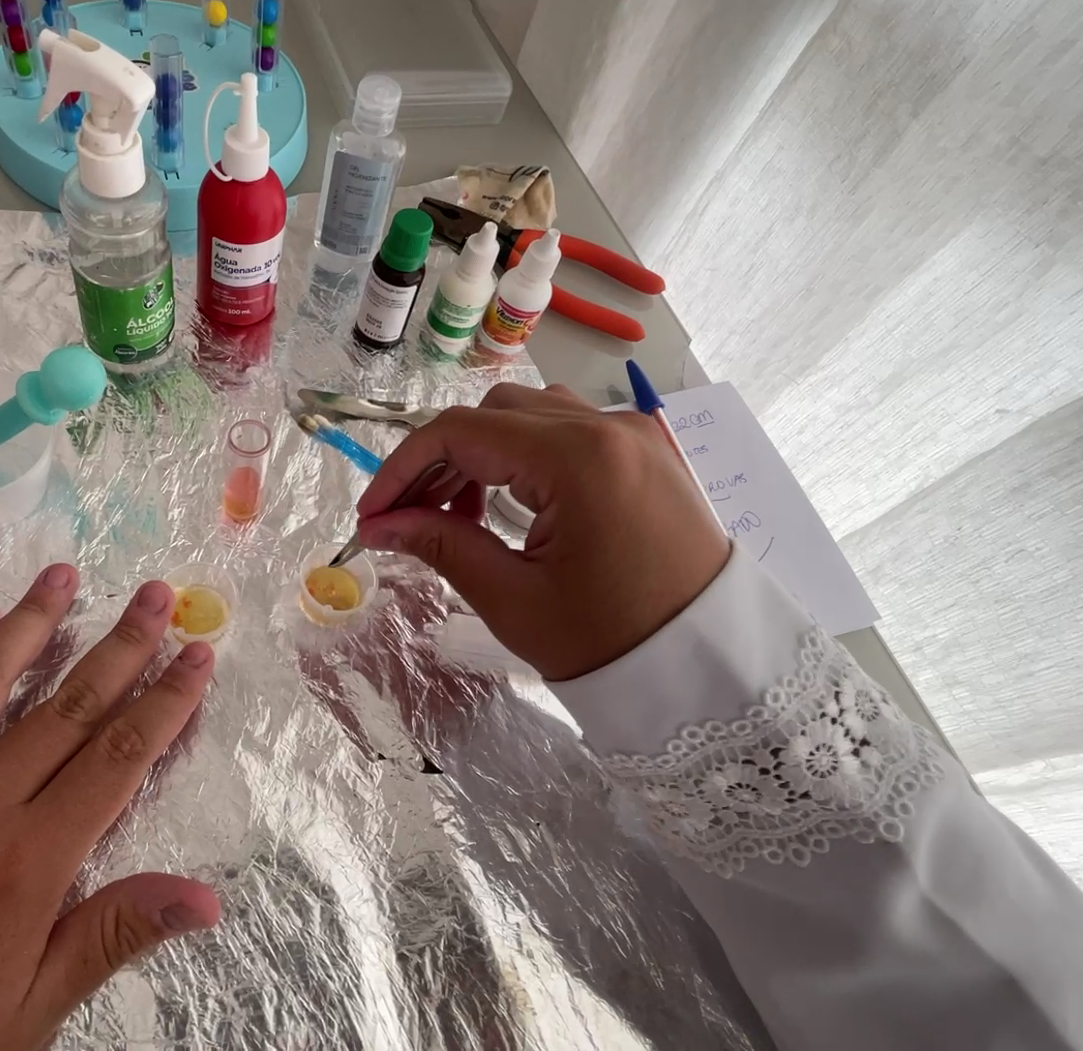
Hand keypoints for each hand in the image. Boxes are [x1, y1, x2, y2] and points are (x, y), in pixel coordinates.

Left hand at [0, 566, 219, 1049]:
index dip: (166, 702)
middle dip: (122, 645)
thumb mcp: (30, 1009)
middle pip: (66, 705)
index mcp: (28, 859)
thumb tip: (207, 900)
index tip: (198, 655)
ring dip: (30, 623)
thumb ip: (116, 933)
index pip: (119, 758)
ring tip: (64, 575)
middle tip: (155, 595)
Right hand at [356, 385, 728, 680]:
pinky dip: (522, 455)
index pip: (461, 433)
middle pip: (492, 414)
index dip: (402, 469)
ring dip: (480, 453)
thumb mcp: (513, 599)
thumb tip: (377, 524)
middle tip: (410, 518)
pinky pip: (565, 430)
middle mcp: (608, 426)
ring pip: (527, 415)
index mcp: (577, 459)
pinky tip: (507, 503)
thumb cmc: (610, 642)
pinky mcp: (645, 450)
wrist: (711, 666)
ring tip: (457, 514)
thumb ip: (439, 544)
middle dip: (439, 460)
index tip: (371, 514)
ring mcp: (633, 433)